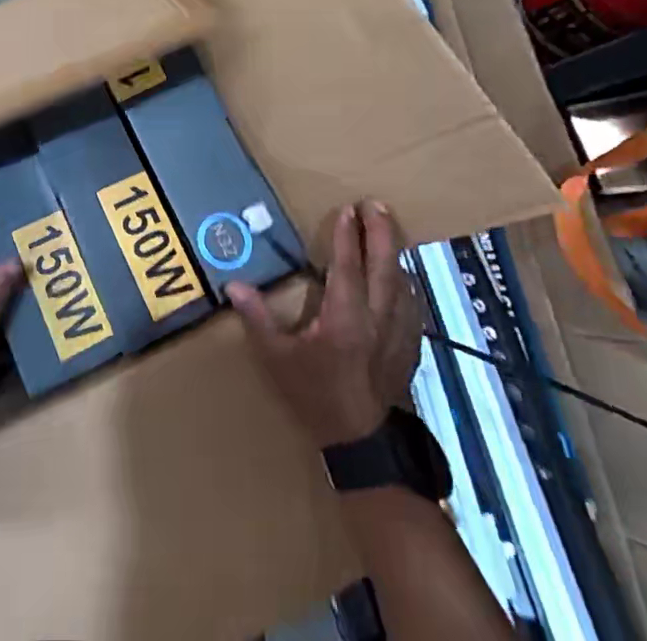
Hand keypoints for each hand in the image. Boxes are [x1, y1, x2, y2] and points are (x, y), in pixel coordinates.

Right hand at [227, 201, 424, 448]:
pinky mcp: (410, 344)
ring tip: (387, 229)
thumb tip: (234, 285)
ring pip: (403, 280)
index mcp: (345, 318)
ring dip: (395, 251)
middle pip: (385, 264)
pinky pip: (412, 300)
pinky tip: (401, 275)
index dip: (347, 235)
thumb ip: (258, 319)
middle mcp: (378, 318)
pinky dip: (404, 279)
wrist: (361, 441)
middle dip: (381, 231)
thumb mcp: (278, 358)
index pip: (348, 266)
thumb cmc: (315, 396)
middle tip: (375, 204)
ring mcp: (400, 331)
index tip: (346, 210)